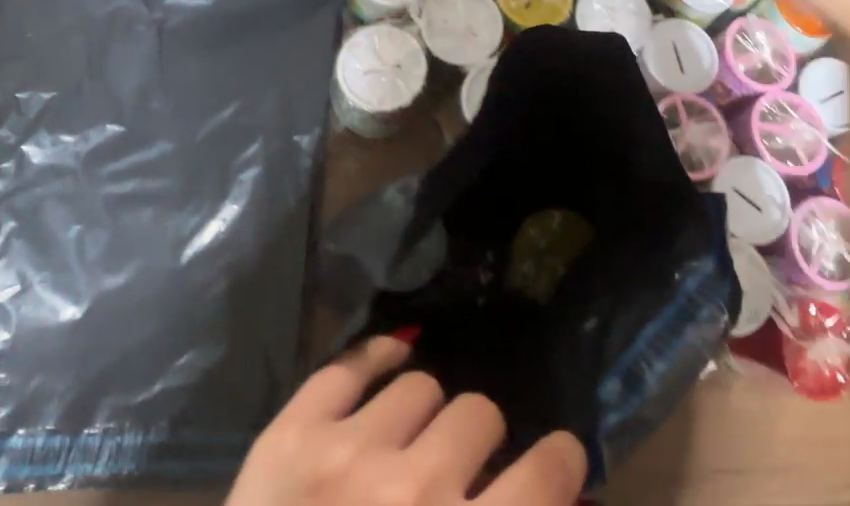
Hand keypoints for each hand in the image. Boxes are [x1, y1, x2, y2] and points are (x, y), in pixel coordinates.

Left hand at [226, 336, 587, 505]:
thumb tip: (552, 504)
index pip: (547, 474)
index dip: (559, 460)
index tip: (554, 461)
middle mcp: (415, 490)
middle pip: (479, 414)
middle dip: (478, 441)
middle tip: (458, 468)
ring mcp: (347, 456)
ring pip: (422, 387)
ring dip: (425, 415)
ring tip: (410, 439)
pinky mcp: (290, 438)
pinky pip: (350, 365)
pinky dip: (378, 358)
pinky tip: (391, 366)